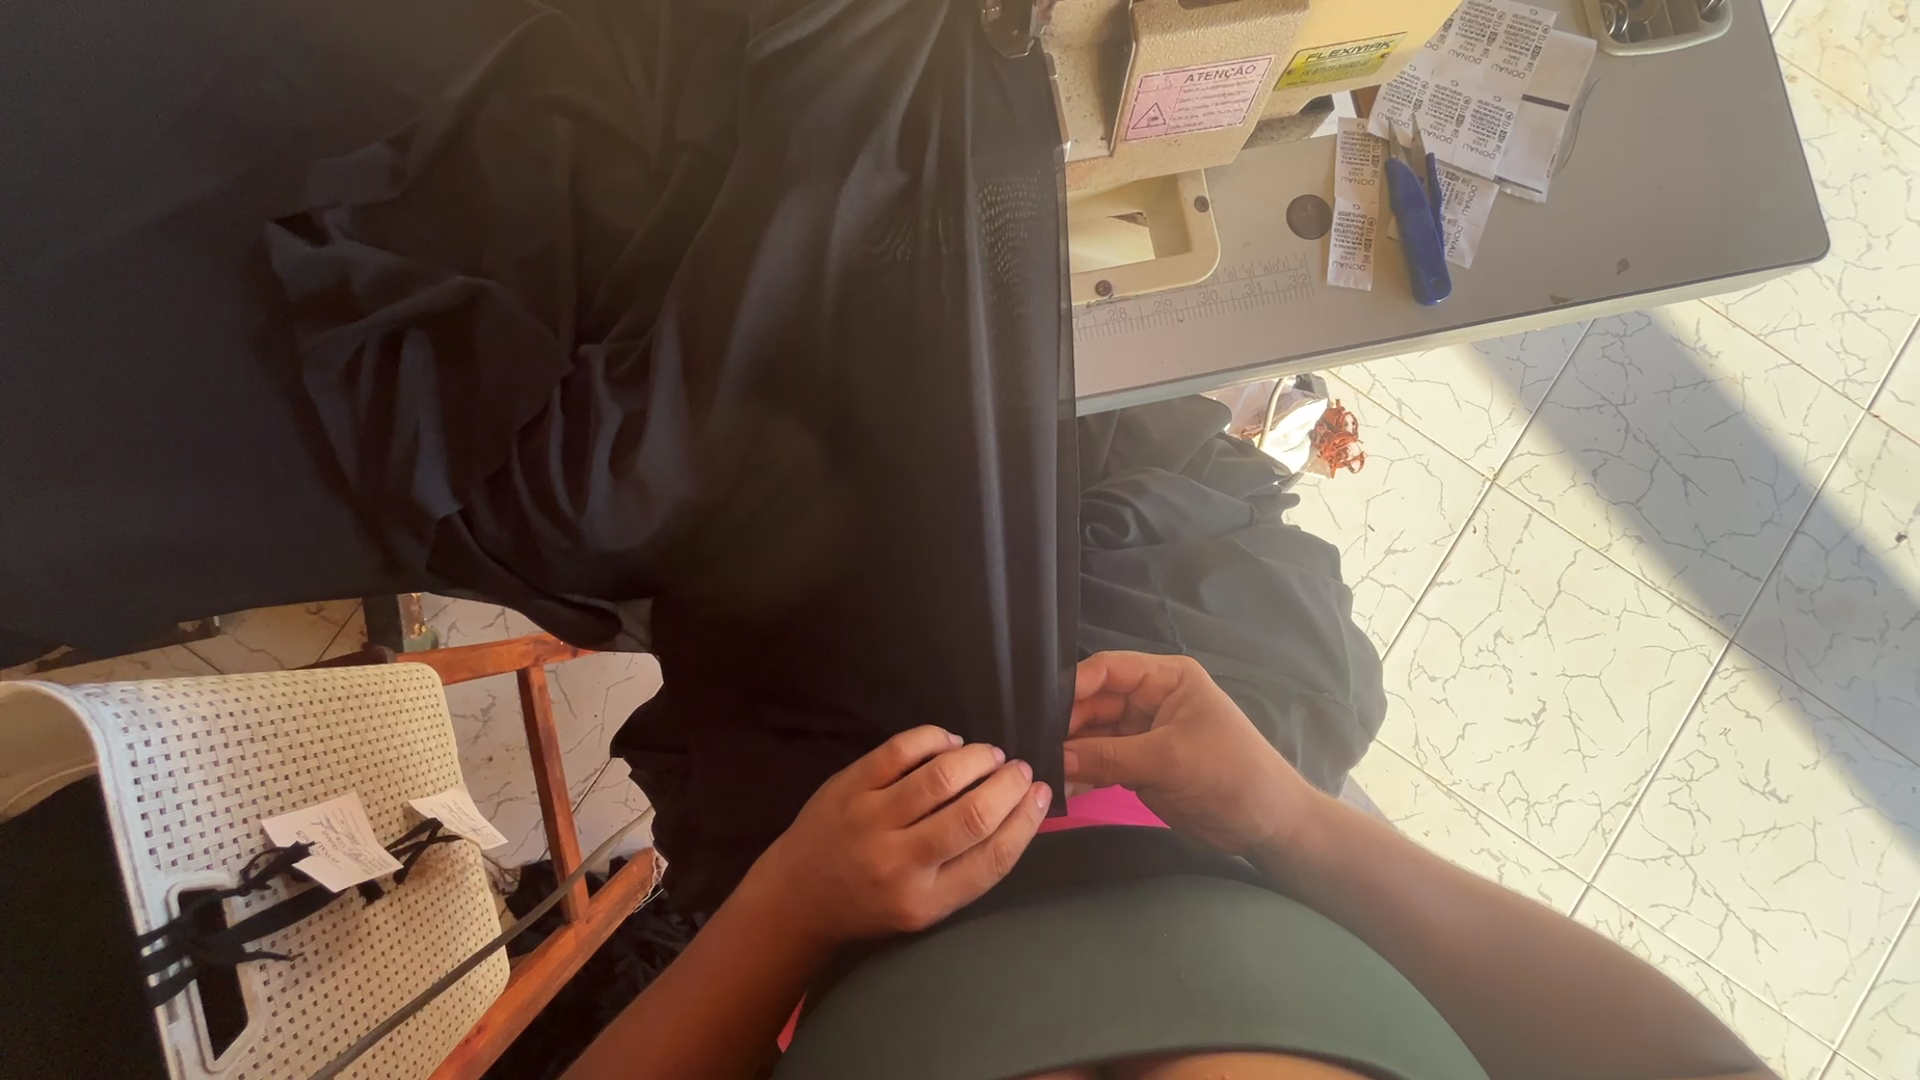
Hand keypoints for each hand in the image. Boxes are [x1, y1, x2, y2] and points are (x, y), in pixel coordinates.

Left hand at [745, 726, 1051, 944]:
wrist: (798, 896)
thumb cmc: (870, 903)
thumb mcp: (923, 907)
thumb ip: (966, 867)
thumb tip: (1016, 812)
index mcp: (925, 901)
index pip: (992, 858)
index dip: (1025, 821)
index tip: (1041, 794)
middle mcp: (900, 863)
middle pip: (972, 815)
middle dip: (1008, 785)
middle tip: (1020, 769)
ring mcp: (871, 820)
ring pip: (940, 777)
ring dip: (977, 758)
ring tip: (991, 755)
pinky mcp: (849, 786)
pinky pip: (900, 750)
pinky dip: (933, 739)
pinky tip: (950, 742)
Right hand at [1062, 651, 1320, 857]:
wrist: (1270, 826)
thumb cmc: (1230, 774)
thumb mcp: (1169, 760)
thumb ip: (1109, 756)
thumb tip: (1054, 759)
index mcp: (1165, 679)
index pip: (1108, 670)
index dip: (1074, 685)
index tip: (1038, 706)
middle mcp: (1150, 699)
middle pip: (1095, 702)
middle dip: (1066, 723)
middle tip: (1032, 744)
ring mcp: (1142, 734)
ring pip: (1094, 734)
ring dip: (1069, 750)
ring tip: (1039, 767)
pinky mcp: (1138, 765)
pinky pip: (1100, 761)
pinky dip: (1082, 773)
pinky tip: (1060, 786)